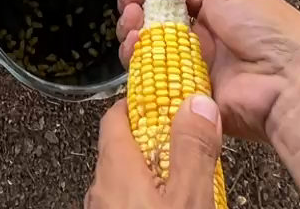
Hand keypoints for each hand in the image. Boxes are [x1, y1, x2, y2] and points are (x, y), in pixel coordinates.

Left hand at [85, 93, 223, 208]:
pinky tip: (167, 205)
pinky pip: (123, 202)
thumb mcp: (186, 200)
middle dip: (149, 141)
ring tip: (181, 177)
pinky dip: (144, 197)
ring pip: (121, 178)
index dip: (140, 104)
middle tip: (182, 142)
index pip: (116, 115)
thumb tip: (198, 104)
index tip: (164, 101)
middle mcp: (101, 186)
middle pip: (120, 146)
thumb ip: (192, 151)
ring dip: (148, 172)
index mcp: (115, 166)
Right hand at [117, 0, 299, 142]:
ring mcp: (191, 64)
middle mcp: (200, 34)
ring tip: (132, 16)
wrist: (291, 87)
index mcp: (212, 5)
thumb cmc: (266, 29)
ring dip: (132, 25)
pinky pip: (151, 76)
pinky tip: (134, 42)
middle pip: (153, 15)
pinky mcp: (184, 93)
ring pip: (147, 44)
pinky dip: (137, 58)